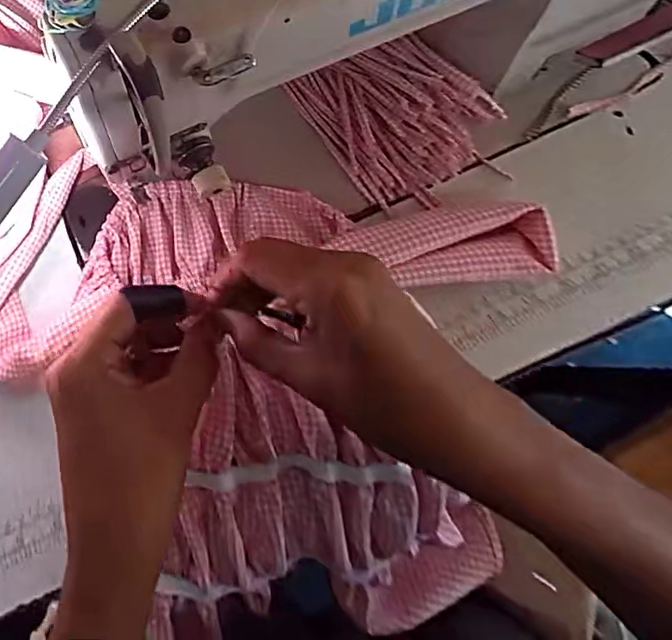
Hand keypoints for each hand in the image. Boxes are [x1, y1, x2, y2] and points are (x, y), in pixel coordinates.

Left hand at [47, 292, 218, 638]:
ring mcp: (74, 388)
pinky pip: (118, 371)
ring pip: (122, 346)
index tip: (206, 309)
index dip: (168, 299)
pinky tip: (181, 375)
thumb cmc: (143, 478)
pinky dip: (148, 368)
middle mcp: (70, 366)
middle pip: (121, 322)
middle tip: (208, 331)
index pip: (125, 303)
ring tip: (201, 354)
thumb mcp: (177, 408)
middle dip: (166, 322)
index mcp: (82, 360)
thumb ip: (198, 353)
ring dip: (160, 345)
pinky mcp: (85, 408)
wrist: (114, 552)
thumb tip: (213, 321)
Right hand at [212, 238, 508, 478]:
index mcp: (329, 281)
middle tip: (227, 323)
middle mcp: (344, 259)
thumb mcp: (312, 379)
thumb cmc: (387, 407)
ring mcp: (361, 265)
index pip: (254, 256)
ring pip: (292, 259)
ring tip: (254, 326)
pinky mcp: (371, 276)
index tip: (209, 312)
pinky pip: (315, 269)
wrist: (462, 419)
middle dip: (242, 282)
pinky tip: (288, 321)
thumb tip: (220, 320)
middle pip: (271, 252)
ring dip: (266, 285)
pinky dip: (292, 288)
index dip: (223, 279)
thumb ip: (257, 343)